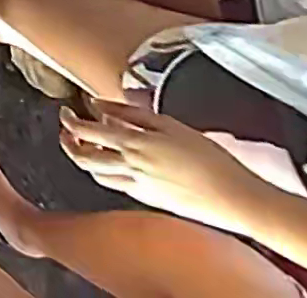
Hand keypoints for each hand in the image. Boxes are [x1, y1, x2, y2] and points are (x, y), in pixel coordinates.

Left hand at [60, 101, 271, 233]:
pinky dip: (105, 173)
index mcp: (133, 145)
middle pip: (82, 157)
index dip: (68, 120)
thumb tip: (98, 104)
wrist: (241, 201)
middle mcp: (130, 168)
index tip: (65, 111)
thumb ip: (128, 113)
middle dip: (68, 142)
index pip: (84, 132)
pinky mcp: (152, 202)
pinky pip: (116, 186)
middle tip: (66, 130)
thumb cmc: (212, 160)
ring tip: (83, 145)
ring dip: (83, 158)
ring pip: (96, 175)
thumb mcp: (168, 124)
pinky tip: (113, 162)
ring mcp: (140, 188)